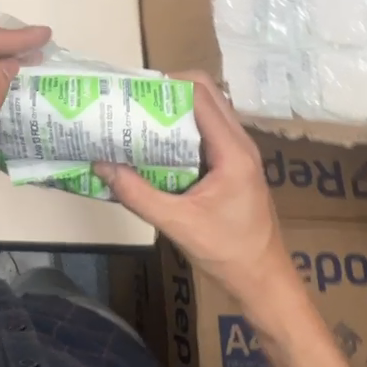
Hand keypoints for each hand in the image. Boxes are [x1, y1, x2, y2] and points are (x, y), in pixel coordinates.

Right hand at [93, 72, 294, 307]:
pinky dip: (182, 125)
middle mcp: (239, 142)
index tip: (134, 89)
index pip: (201, 94)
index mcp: (232, 150)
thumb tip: (101, 165)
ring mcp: (238, 151)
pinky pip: (207, 128)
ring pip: (206, 108)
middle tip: (134, 99)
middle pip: (206, 92)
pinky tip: (156, 141)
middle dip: (169, 89)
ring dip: (175, 105)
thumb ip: (137, 194)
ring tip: (140, 114)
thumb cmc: (228, 253)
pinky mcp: (232, 163)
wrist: (265, 283)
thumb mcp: (178, 224)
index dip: (167, 83)